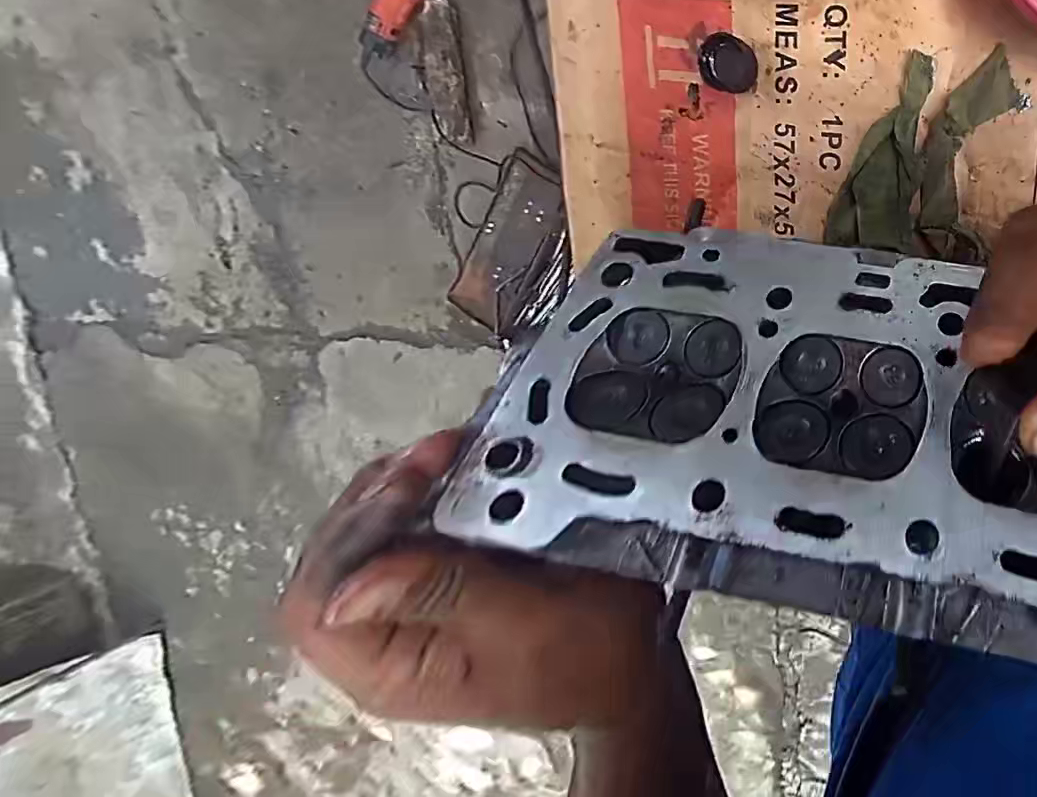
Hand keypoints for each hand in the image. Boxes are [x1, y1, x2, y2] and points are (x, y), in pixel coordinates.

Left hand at [277, 431, 671, 729]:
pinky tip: (474, 468)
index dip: (355, 531)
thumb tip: (354, 585)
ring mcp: (430, 600)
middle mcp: (398, 630)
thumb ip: (453, 598)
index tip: (416, 479)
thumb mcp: (526, 626)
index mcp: (393, 663)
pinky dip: (449, 490)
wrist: (637, 663)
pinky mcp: (467, 574)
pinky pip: (436, 527)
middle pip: (347, 557)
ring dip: (414, 487)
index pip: (322, 600)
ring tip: (452, 450)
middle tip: (438, 451)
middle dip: (384, 495)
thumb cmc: (588, 657)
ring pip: (387, 534)